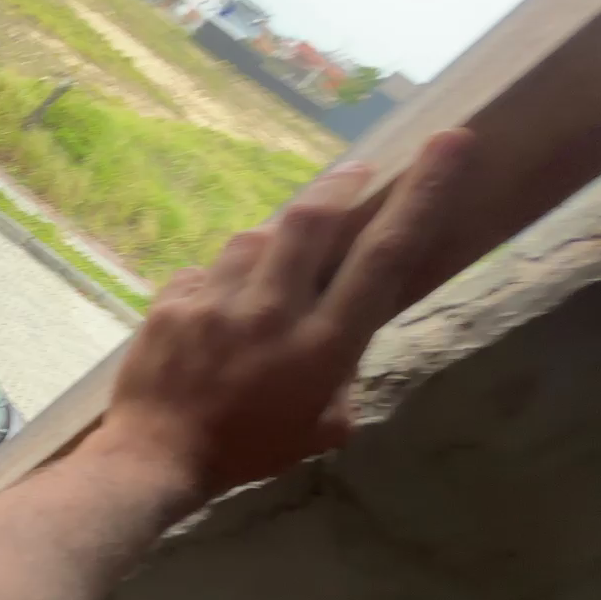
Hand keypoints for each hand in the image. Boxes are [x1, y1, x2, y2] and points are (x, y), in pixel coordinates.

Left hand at [95, 128, 475, 496]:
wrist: (154, 456)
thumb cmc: (243, 449)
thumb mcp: (319, 425)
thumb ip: (340, 375)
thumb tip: (339, 340)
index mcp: (323, 341)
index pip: (384, 252)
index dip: (421, 191)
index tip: (446, 143)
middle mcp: (270, 311)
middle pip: (310, 221)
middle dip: (338, 185)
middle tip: (353, 173)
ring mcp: (212, 306)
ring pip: (249, 240)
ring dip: (268, 236)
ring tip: (272, 251)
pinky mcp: (166, 309)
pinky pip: (197, 273)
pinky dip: (211, 278)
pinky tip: (211, 299)